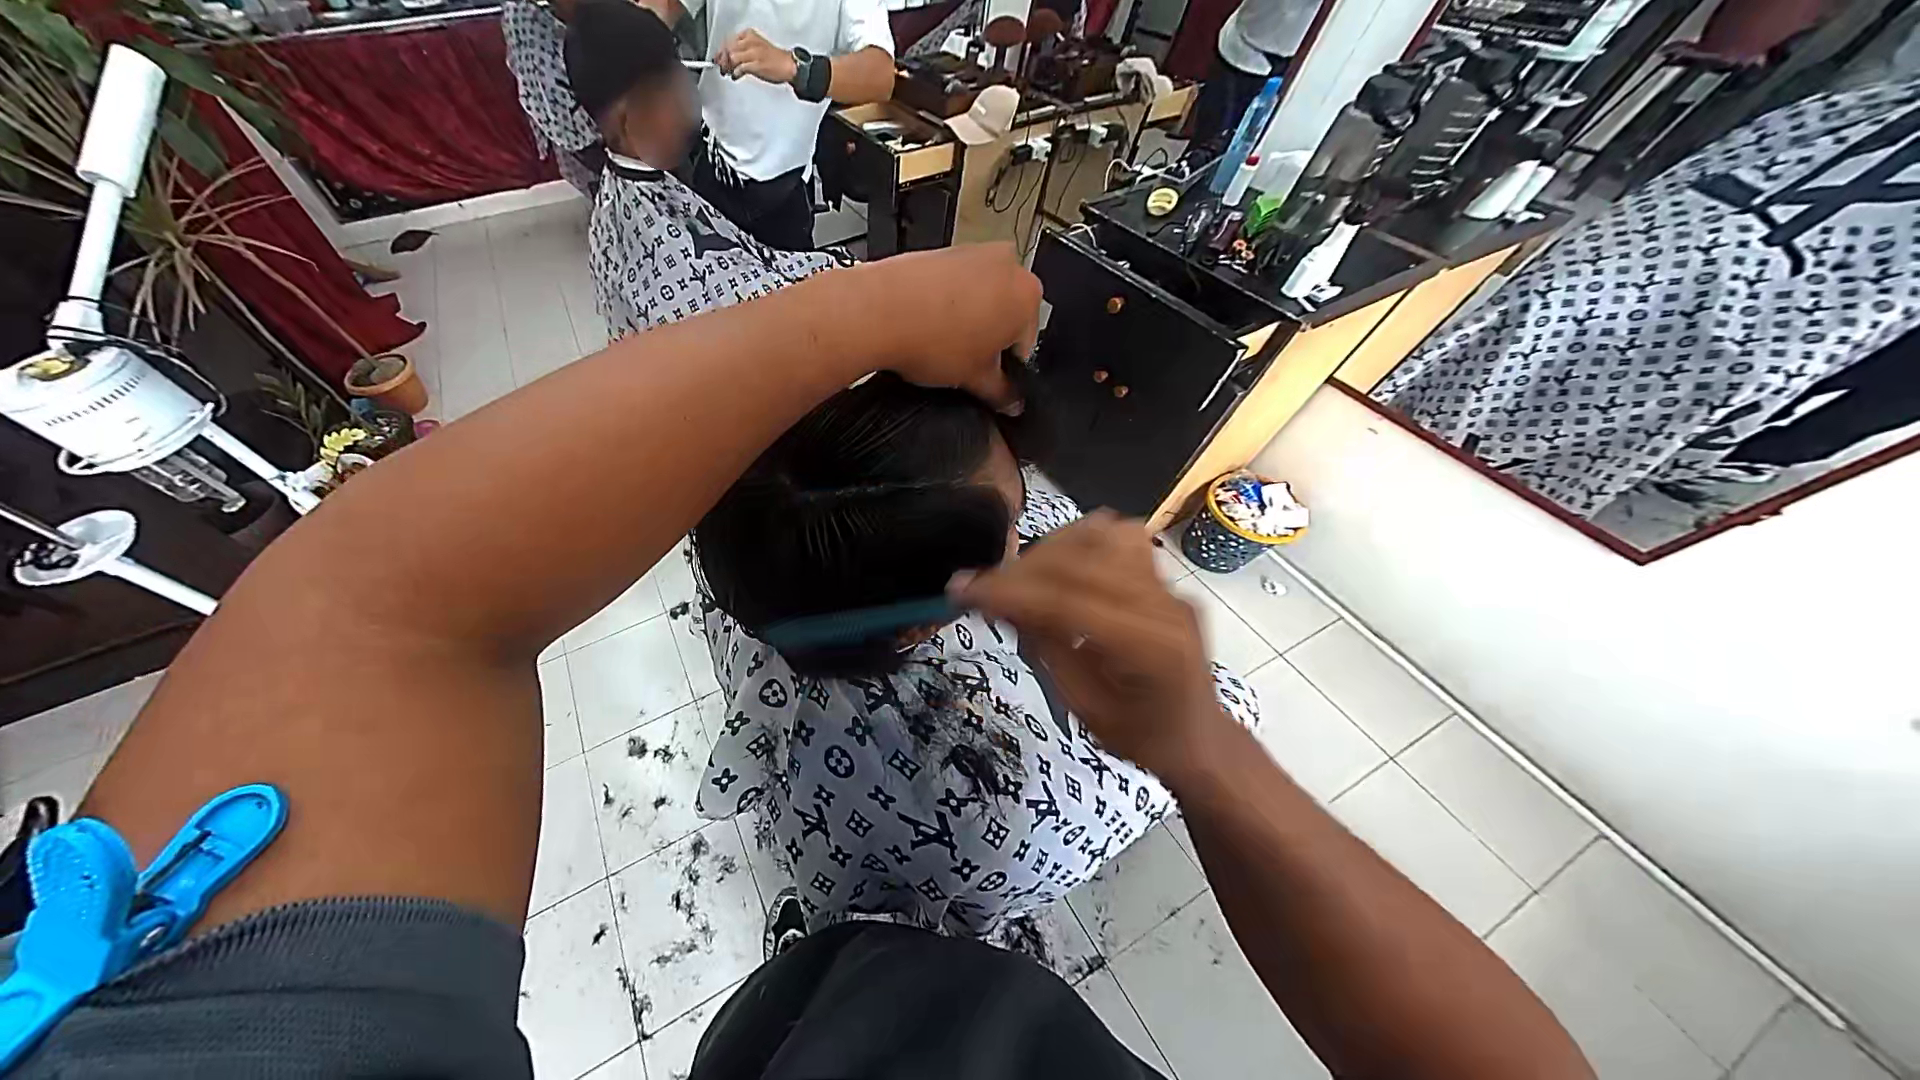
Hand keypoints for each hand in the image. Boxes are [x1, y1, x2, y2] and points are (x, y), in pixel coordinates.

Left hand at [715, 29, 798, 84]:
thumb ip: (744, 50)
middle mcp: (750, 42)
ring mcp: (753, 53)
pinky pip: (740, 68)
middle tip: (722, 68)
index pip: (729, 40)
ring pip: (732, 58)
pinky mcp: (756, 65)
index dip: (722, 51)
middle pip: (729, 48)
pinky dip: (736, 73)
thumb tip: (732, 58)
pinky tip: (736, 76)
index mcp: (749, 35)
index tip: (718, 58)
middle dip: (723, 60)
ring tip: (729, 73)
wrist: (789, 66)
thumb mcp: (757, 48)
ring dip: (728, 67)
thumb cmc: (776, 60)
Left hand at [859, 243, 1040, 412]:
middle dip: (989, 341)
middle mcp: (1007, 265)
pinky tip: (929, 326)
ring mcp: (974, 254)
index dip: (1008, 369)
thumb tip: (1011, 400)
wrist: (879, 311)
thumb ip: (1002, 393)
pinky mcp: (945, 252)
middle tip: (964, 364)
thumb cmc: (930, 335)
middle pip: (1006, 316)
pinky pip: (956, 286)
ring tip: (943, 346)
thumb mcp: (975, 378)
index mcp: (1027, 295)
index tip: (991, 379)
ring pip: (982, 299)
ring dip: (968, 323)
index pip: (1026, 343)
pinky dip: (947, 306)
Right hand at [950, 512, 1233, 781]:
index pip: (1068, 601)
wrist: (1198, 736)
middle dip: (1022, 569)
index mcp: (1149, 648)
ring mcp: (1171, 585)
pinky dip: (1081, 542)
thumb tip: (1000, 602)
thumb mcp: (1084, 706)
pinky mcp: (1167, 576)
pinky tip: (1061, 566)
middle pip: (1081, 560)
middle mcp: (1166, 604)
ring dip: (1051, 549)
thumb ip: (1046, 647)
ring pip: (1102, 535)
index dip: (1010, 591)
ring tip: (1022, 576)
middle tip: (984, 589)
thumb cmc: (1142, 738)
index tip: (963, 590)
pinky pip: (1120, 537)